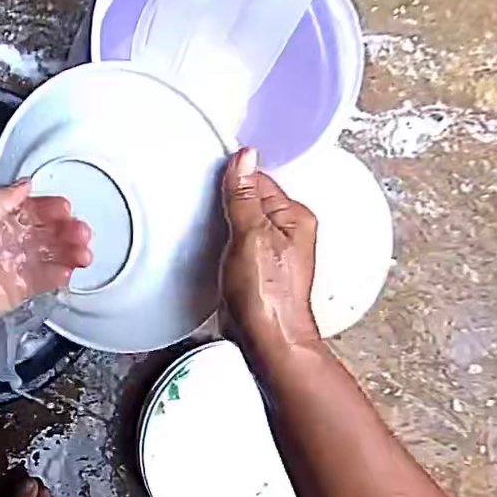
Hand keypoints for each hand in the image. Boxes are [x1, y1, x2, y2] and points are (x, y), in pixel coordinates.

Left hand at [0, 180, 92, 336]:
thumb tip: (25, 184)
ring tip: (83, 253)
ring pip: (55, 253)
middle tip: (81, 232)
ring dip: (72, 251)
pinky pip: (49, 278)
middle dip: (69, 229)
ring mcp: (21, 263)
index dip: (51, 207)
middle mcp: (15, 239)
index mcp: (1, 219)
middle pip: (50, 230)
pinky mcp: (24, 287)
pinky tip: (69, 271)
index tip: (65, 208)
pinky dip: (62, 274)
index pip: (34, 208)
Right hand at [221, 147, 320, 354]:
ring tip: (203, 226)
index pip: (259, 180)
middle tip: (202, 207)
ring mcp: (269, 252)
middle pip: (249, 200)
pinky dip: (218, 241)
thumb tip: (244, 158)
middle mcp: (286, 232)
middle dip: (224, 201)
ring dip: (220, 222)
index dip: (233, 179)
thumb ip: (244, 196)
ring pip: (239, 222)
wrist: (265, 339)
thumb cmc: (267, 295)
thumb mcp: (251, 235)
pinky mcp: (253, 269)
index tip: (208, 181)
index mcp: (294, 217)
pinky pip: (233, 243)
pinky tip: (208, 247)